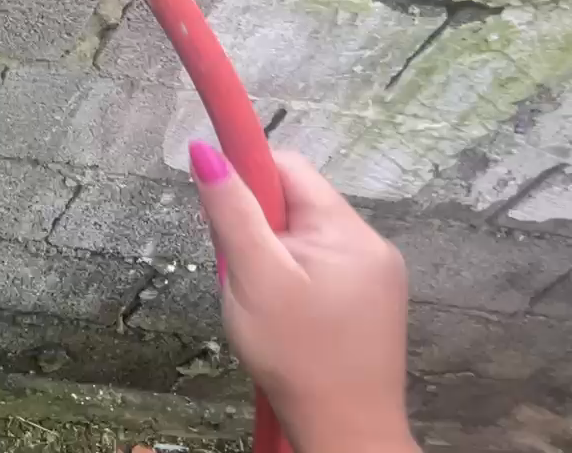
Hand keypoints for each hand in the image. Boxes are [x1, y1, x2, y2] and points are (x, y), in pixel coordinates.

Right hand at [188, 141, 417, 452]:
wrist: (341, 429)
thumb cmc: (293, 349)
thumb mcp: (251, 272)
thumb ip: (229, 208)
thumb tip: (204, 149)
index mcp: (349, 234)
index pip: (287, 167)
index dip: (243, 173)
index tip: (215, 204)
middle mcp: (368, 245)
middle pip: (290, 198)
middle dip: (249, 217)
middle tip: (234, 259)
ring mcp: (369, 273)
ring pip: (294, 228)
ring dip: (261, 244)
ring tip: (251, 284)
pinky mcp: (361, 295)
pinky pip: (308, 255)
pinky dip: (278, 264)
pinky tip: (270, 296)